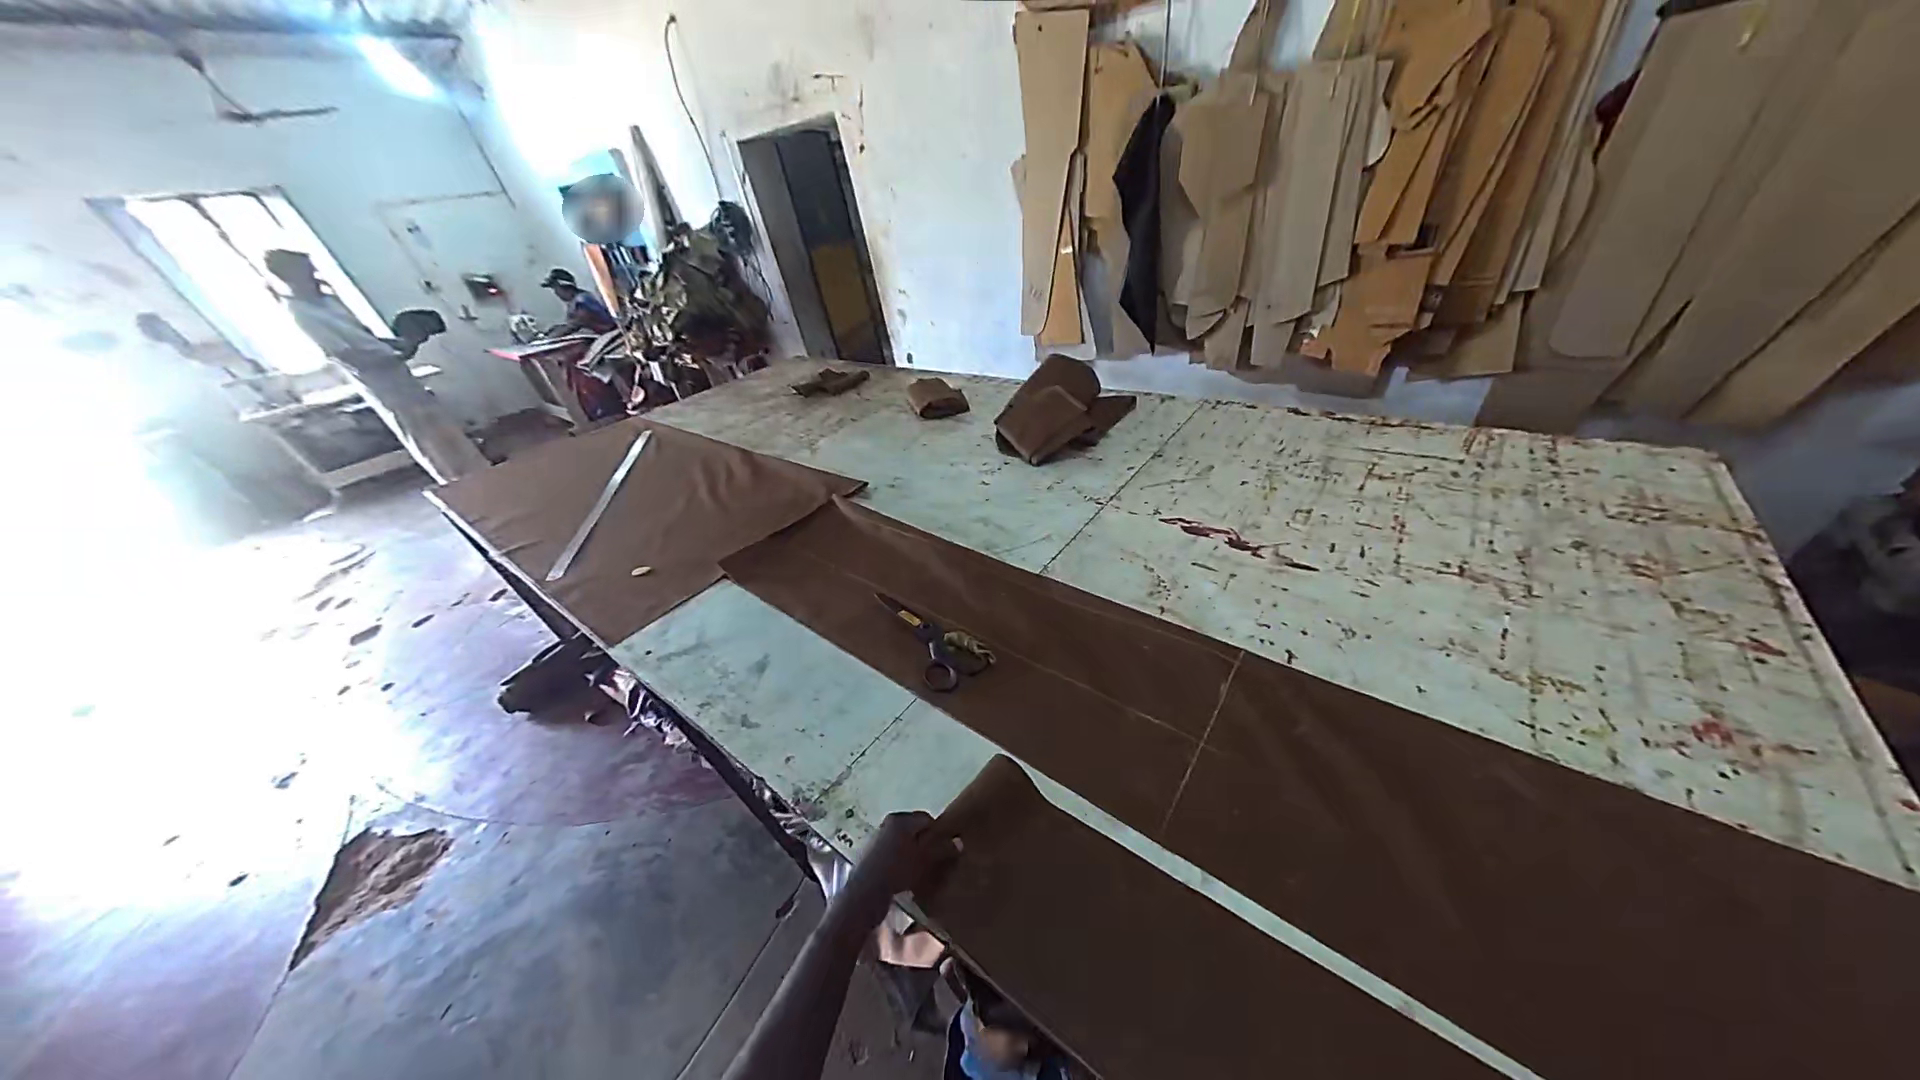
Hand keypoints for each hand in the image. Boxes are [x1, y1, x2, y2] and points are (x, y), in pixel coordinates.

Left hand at [846, 811, 959, 900]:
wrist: (865, 891)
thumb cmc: (898, 869)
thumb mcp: (925, 860)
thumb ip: (942, 849)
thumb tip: (959, 842)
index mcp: (901, 819)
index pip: (926, 818)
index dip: (937, 832)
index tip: (943, 848)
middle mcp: (887, 823)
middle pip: (913, 829)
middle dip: (924, 842)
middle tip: (932, 859)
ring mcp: (876, 837)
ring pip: (901, 841)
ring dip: (911, 852)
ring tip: (918, 870)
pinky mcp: (869, 853)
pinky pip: (891, 852)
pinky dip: (898, 859)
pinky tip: (902, 876)